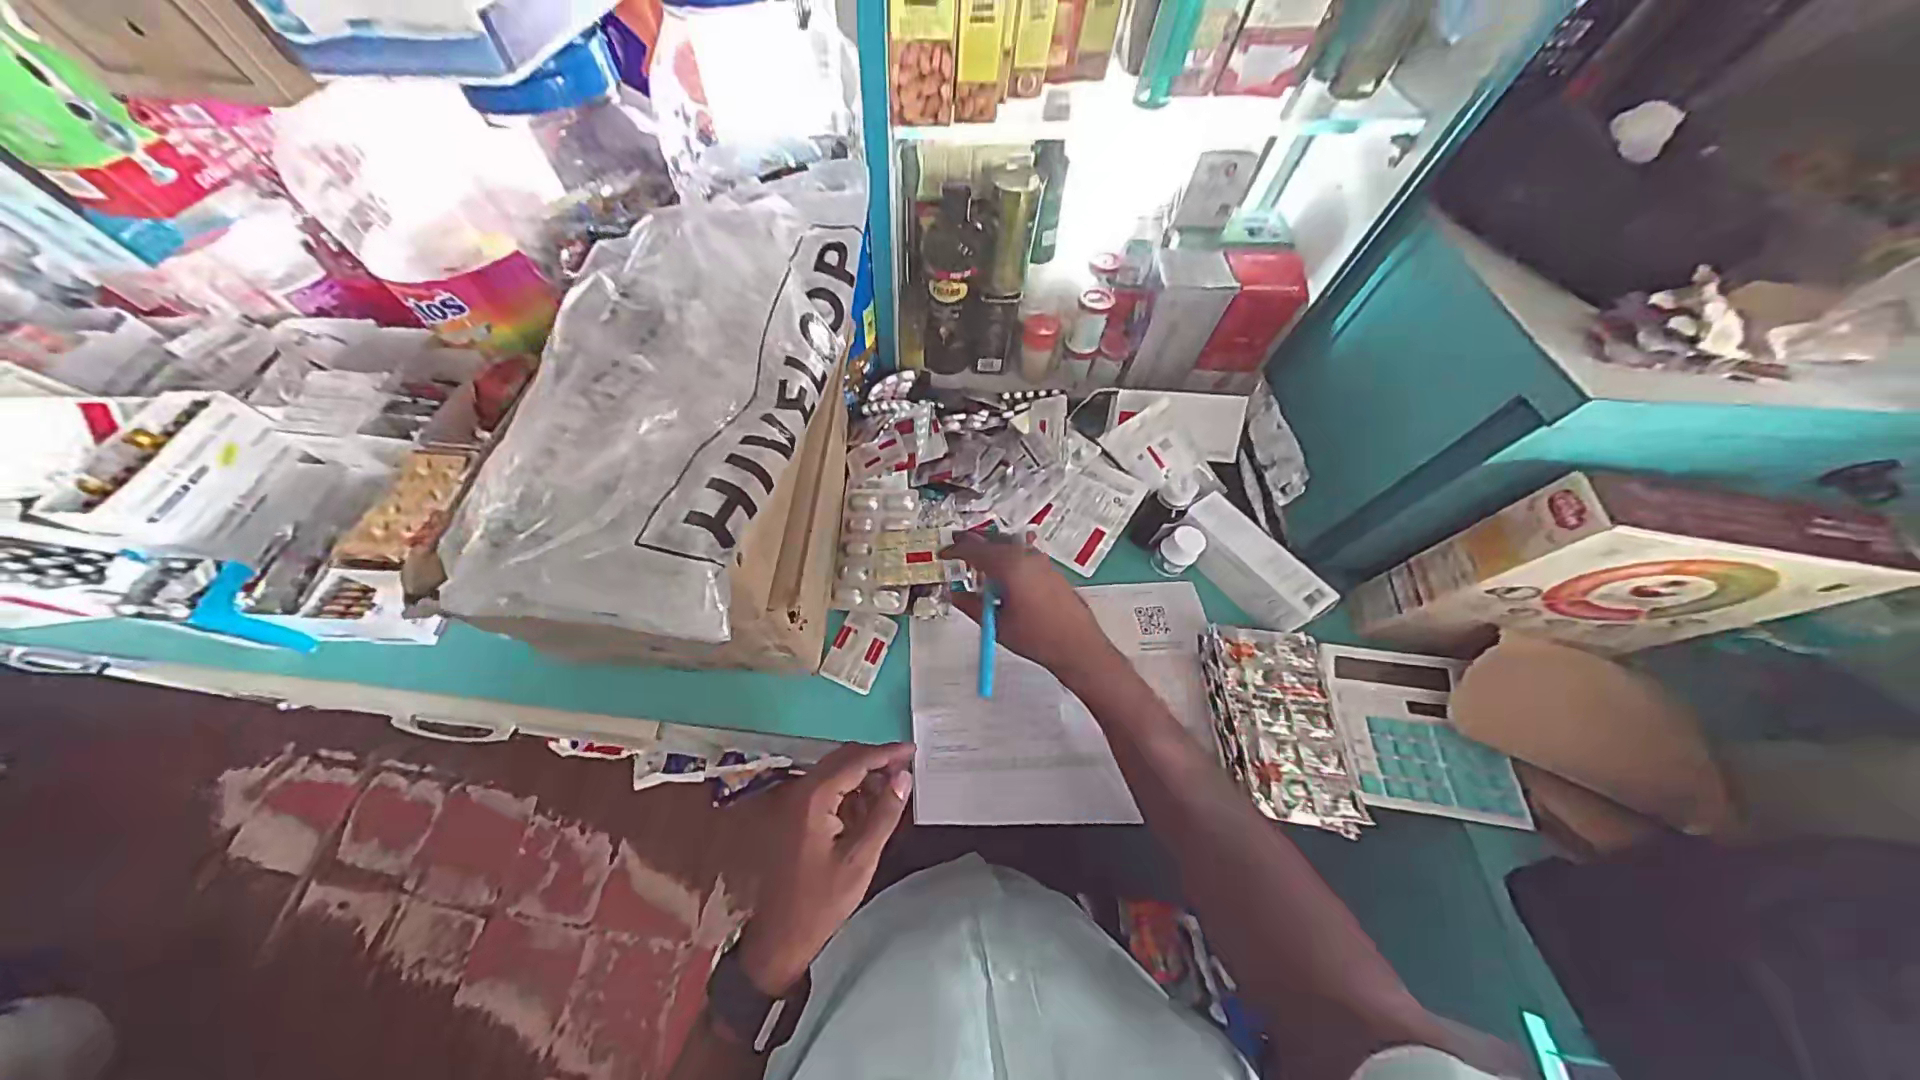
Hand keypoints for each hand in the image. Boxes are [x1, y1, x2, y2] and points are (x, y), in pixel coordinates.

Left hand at [735, 741, 914, 994]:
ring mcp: (795, 803)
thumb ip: (884, 813)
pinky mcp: (796, 815)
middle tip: (905, 768)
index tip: (912, 751)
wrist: (780, 936)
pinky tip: (869, 807)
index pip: (855, 760)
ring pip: (835, 772)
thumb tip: (904, 777)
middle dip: (875, 759)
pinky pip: (827, 788)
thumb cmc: (821, 901)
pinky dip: (850, 790)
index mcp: (815, 798)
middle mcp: (801, 791)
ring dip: (863, 775)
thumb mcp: (861, 858)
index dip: (886, 752)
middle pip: (843, 759)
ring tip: (892, 790)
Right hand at [940, 534, 1124, 685]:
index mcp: (1009, 565)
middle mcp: (1026, 556)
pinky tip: (1001, 579)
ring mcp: (1040, 560)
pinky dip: (1006, 559)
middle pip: (992, 541)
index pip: (974, 550)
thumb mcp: (996, 623)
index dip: (954, 551)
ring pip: (1008, 546)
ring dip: (990, 552)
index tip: (943, 554)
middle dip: (972, 545)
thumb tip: (955, 595)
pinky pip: (1021, 554)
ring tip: (976, 569)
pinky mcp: (1049, 569)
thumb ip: (971, 605)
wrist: (1077, 646)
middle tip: (956, 552)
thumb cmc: (1038, 637)